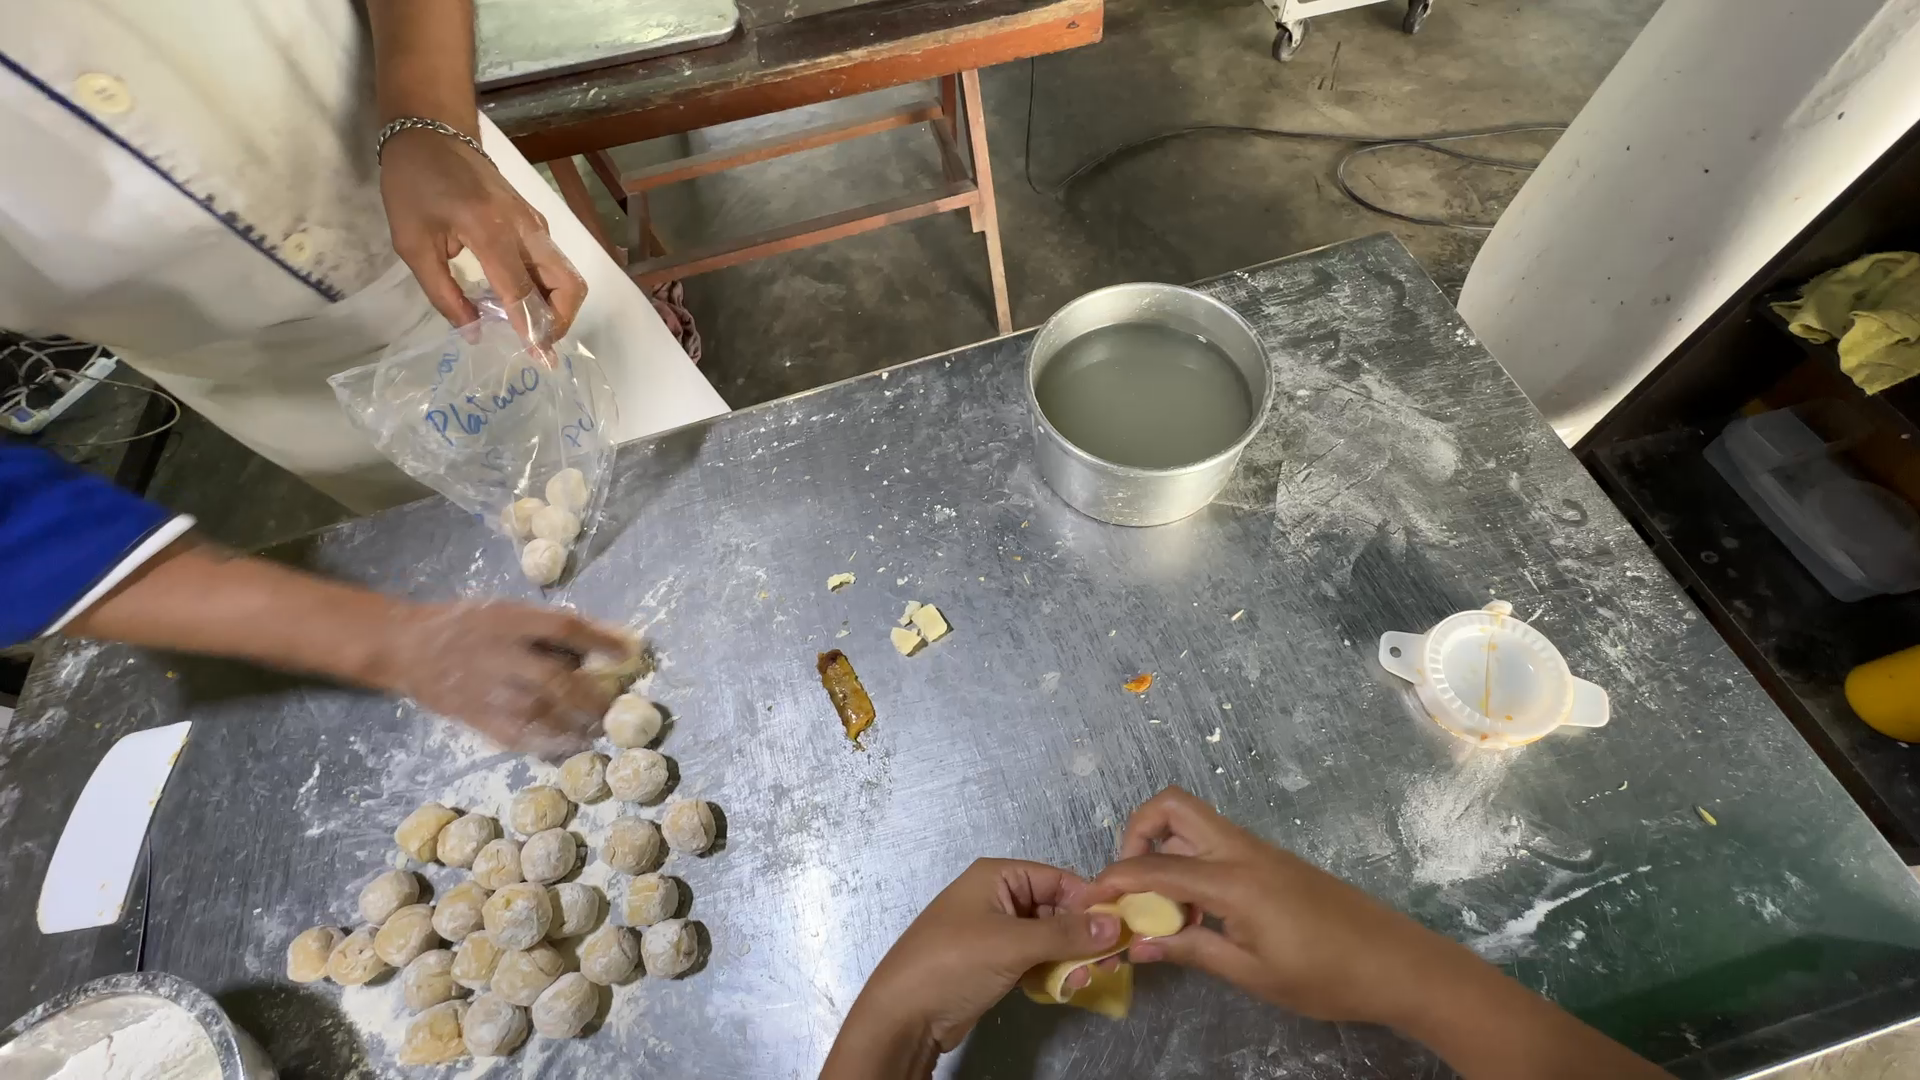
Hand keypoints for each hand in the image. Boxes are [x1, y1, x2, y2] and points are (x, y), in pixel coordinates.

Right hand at [369, 601, 629, 757]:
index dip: (598, 640)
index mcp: (510, 622)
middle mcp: (498, 655)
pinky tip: (568, 745)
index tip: (628, 653)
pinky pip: (513, 736)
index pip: (562, 628)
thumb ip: (557, 625)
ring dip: (573, 724)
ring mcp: (483, 690)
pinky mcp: (473, 718)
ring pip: (535, 712)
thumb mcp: (512, 611)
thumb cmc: (472, 624)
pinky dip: (544, 743)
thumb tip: (611, 639)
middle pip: (552, 679)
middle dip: (590, 696)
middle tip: (615, 707)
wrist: (406, 646)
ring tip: (599, 729)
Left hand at [379, 128, 586, 340]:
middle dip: (560, 321)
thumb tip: (474, 332)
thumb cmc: (413, 185)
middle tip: (541, 342)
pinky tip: (524, 300)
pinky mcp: (538, 226)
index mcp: (490, 231)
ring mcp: (537, 227)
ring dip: (558, 308)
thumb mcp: (412, 243)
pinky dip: (548, 291)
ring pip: (568, 278)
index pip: (522, 291)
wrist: (433, 133)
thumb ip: (442, 292)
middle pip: (567, 285)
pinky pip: (555, 266)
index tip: (538, 356)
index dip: (531, 327)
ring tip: (535, 327)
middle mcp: (526, 230)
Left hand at [822, 859, 1122, 1076]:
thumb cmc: (955, 961)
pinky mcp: (993, 961)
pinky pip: (1033, 959)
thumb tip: (1114, 924)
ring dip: (1068, 957)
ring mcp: (995, 930)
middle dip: (1081, 934)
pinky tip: (1064, 989)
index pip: (1057, 879)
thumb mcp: (1013, 944)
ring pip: (1047, 937)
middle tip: (1110, 963)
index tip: (1122, 928)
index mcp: (998, 876)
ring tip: (1085, 980)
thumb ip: (1065, 933)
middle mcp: (998, 896)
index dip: (1089, 901)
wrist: (904, 1013)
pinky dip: (1050, 972)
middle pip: (1054, 908)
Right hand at [1081, 786, 1456, 1026]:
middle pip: (1172, 805)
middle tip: (1130, 877)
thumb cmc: (1326, 976)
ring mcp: (1254, 848)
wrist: (1398, 963)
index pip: (1157, 866)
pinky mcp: (1266, 857)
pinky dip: (1187, 858)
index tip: (1091, 894)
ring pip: (1191, 819)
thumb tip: (1138, 946)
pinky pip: (1211, 839)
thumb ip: (1191, 951)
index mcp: (1233, 880)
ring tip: (1160, 902)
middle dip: (1137, 830)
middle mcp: (1238, 849)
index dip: (1117, 877)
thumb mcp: (1253, 974)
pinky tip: (1196, 908)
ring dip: (1162, 845)